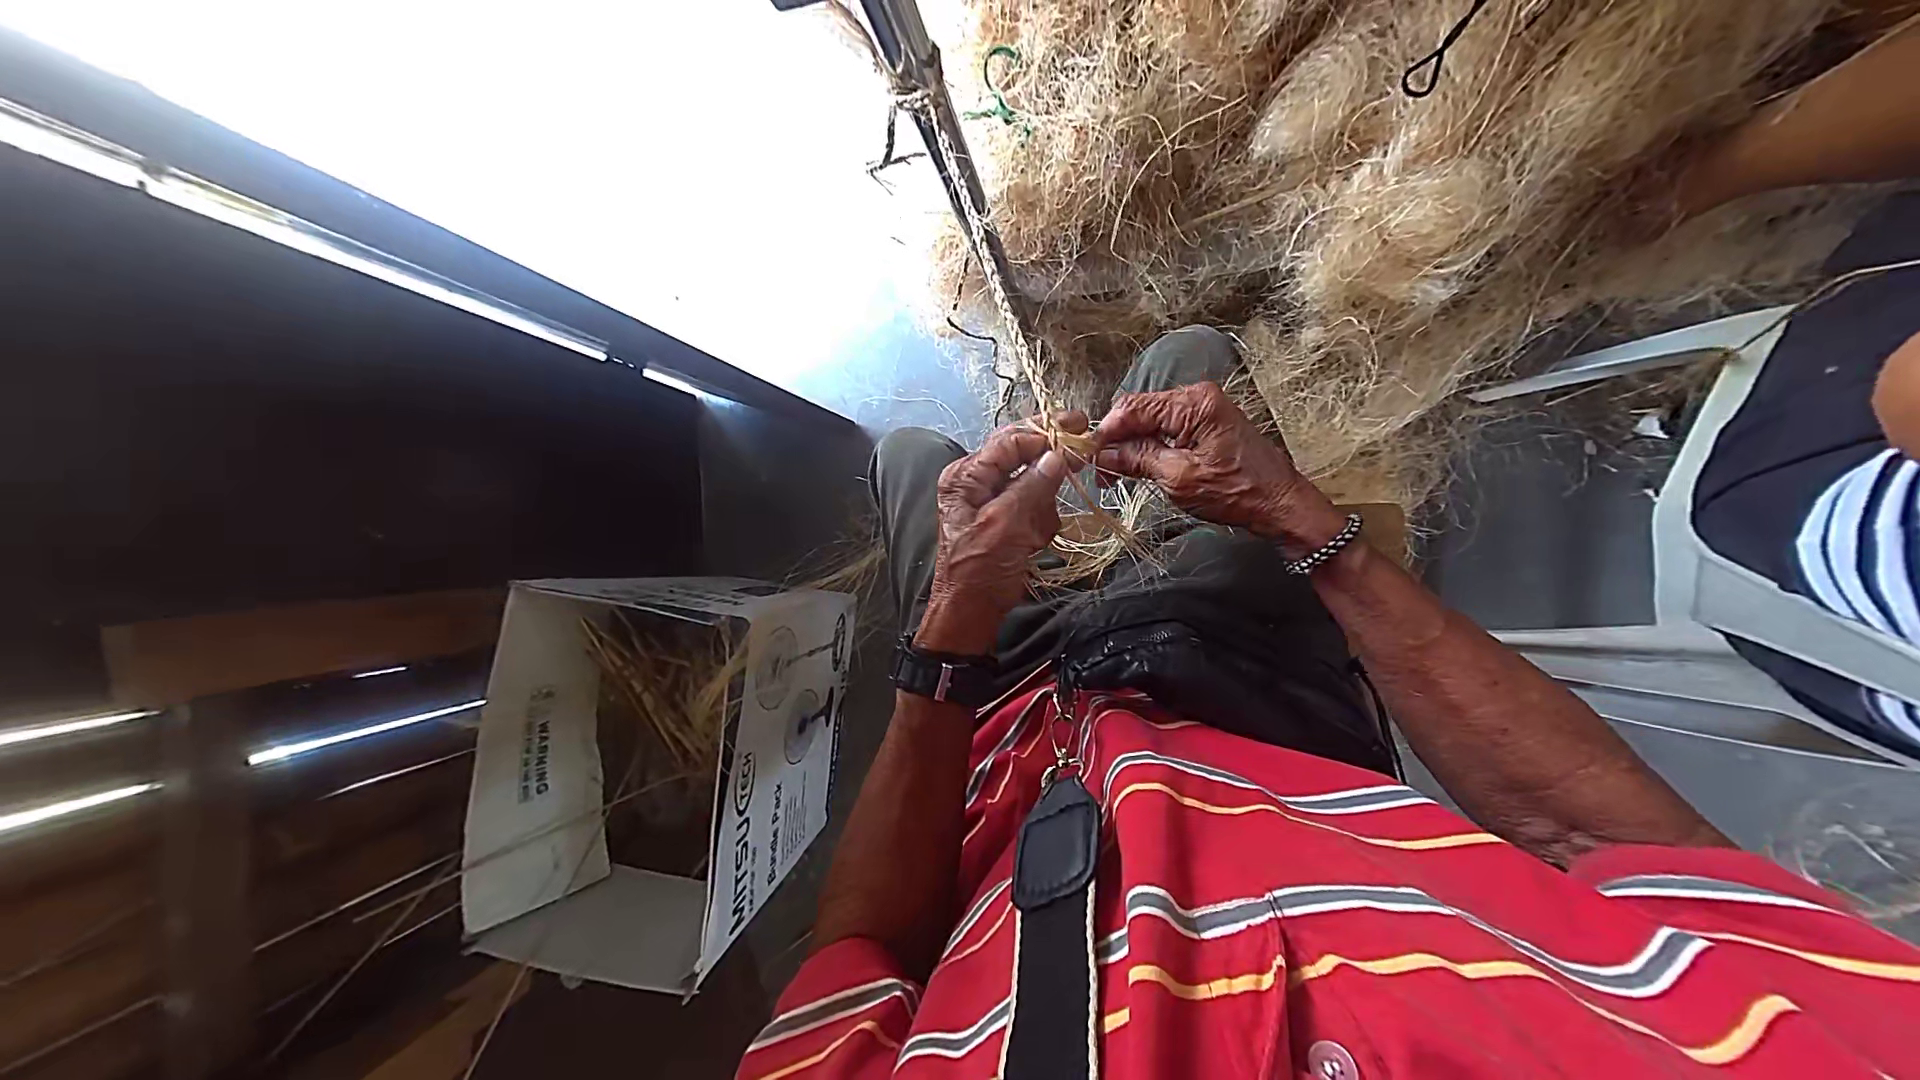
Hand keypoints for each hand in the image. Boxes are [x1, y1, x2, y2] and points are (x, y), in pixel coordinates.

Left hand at [918, 413, 1082, 653]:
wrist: (971, 614)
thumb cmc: (978, 572)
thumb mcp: (1005, 527)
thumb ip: (1032, 487)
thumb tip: (1058, 455)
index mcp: (965, 477)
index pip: (1009, 441)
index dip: (1045, 432)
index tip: (1079, 425)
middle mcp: (976, 483)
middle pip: (1023, 458)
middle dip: (1048, 469)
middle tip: (1081, 455)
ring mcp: (993, 502)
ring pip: (1035, 485)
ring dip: (1043, 507)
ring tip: (1032, 537)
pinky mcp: (1008, 520)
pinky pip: (1036, 508)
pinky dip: (1040, 524)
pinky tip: (1032, 544)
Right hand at [1094, 383, 1344, 555]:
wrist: (1280, 504)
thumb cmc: (1236, 492)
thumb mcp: (1178, 478)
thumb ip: (1138, 459)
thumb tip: (1102, 455)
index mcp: (1193, 403)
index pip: (1133, 408)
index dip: (1106, 432)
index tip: (1087, 457)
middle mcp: (1196, 397)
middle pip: (1139, 411)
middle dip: (1115, 439)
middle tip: (1099, 471)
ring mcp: (1202, 410)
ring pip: (1149, 422)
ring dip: (1129, 446)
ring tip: (1113, 475)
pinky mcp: (1205, 425)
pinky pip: (1164, 430)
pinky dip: (1147, 447)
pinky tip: (1136, 467)